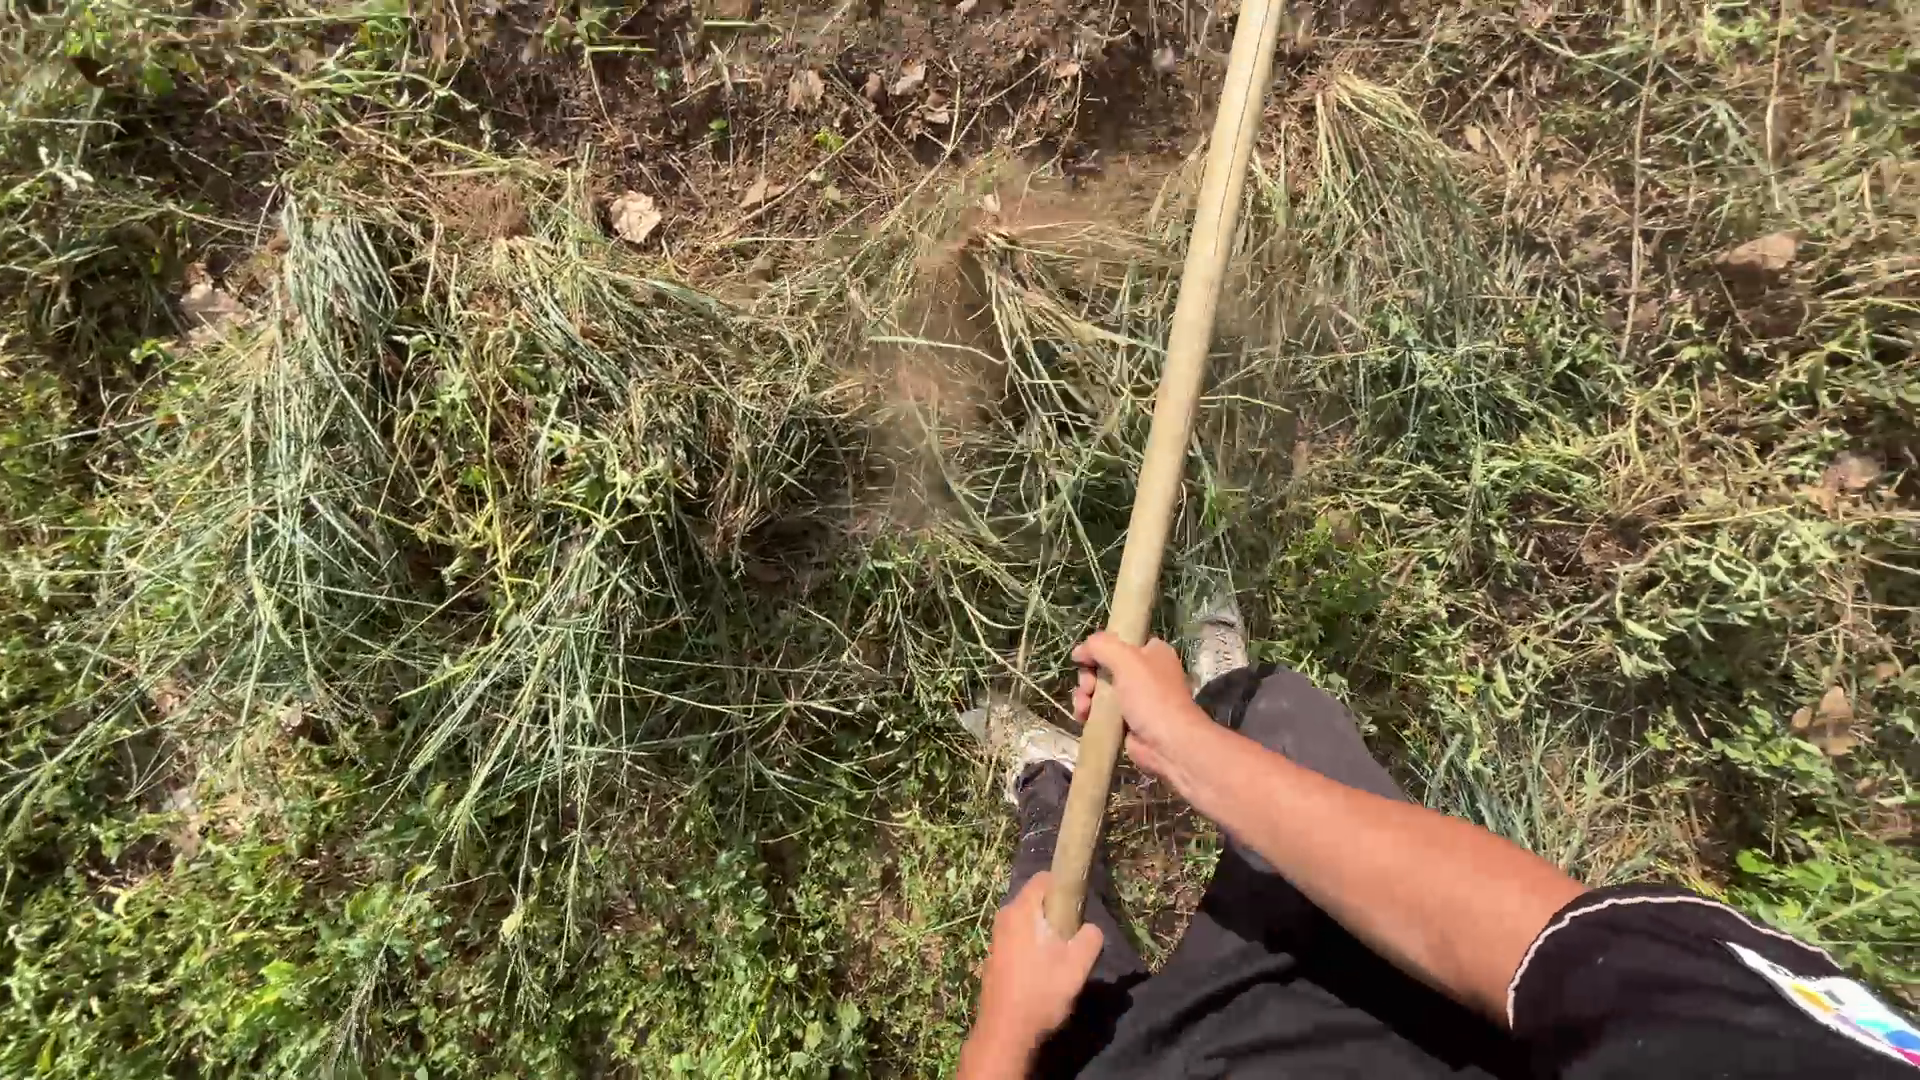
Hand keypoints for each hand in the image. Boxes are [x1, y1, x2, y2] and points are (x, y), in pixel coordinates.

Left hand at [971, 873, 1103, 1050]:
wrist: (1005, 1032)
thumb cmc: (1041, 992)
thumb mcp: (1076, 966)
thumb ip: (1090, 939)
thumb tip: (1091, 928)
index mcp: (1021, 909)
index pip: (1044, 878)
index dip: (1065, 886)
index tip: (1079, 906)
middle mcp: (1005, 915)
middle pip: (1036, 899)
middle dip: (1056, 913)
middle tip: (1073, 936)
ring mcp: (996, 935)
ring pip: (1027, 920)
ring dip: (1045, 932)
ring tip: (1060, 957)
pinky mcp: (994, 954)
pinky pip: (1018, 937)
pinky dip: (1031, 945)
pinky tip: (1042, 971)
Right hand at [1072, 632, 1216, 782]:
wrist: (1168, 744)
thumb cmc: (1151, 696)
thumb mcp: (1126, 660)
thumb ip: (1100, 646)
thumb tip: (1078, 651)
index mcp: (1152, 653)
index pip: (1119, 642)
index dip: (1098, 649)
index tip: (1082, 659)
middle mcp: (1145, 673)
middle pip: (1104, 667)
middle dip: (1088, 678)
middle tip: (1087, 688)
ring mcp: (1135, 698)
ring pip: (1099, 690)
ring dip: (1085, 696)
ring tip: (1083, 708)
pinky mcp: (1126, 720)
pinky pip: (1100, 711)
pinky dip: (1089, 712)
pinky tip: (1083, 717)